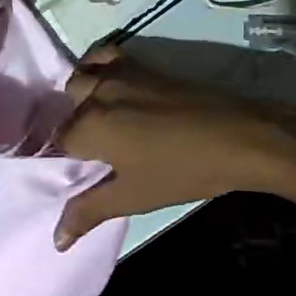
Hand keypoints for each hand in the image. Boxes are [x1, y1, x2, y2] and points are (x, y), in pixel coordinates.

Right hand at [53, 50, 295, 249]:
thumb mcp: (133, 197)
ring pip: (82, 75)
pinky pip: (106, 56)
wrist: (239, 136)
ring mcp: (121, 72)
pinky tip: (112, 87)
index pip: (58, 141)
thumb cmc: (183, 170)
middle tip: (89, 150)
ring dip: (81, 94)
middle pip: (67, 103)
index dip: (64, 159)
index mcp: (90, 125)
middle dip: (71, 124)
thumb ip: (88, 211)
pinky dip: (98, 66)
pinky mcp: (143, 63)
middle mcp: (98, 92)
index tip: (75, 172)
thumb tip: (56, 239)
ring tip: (97, 118)